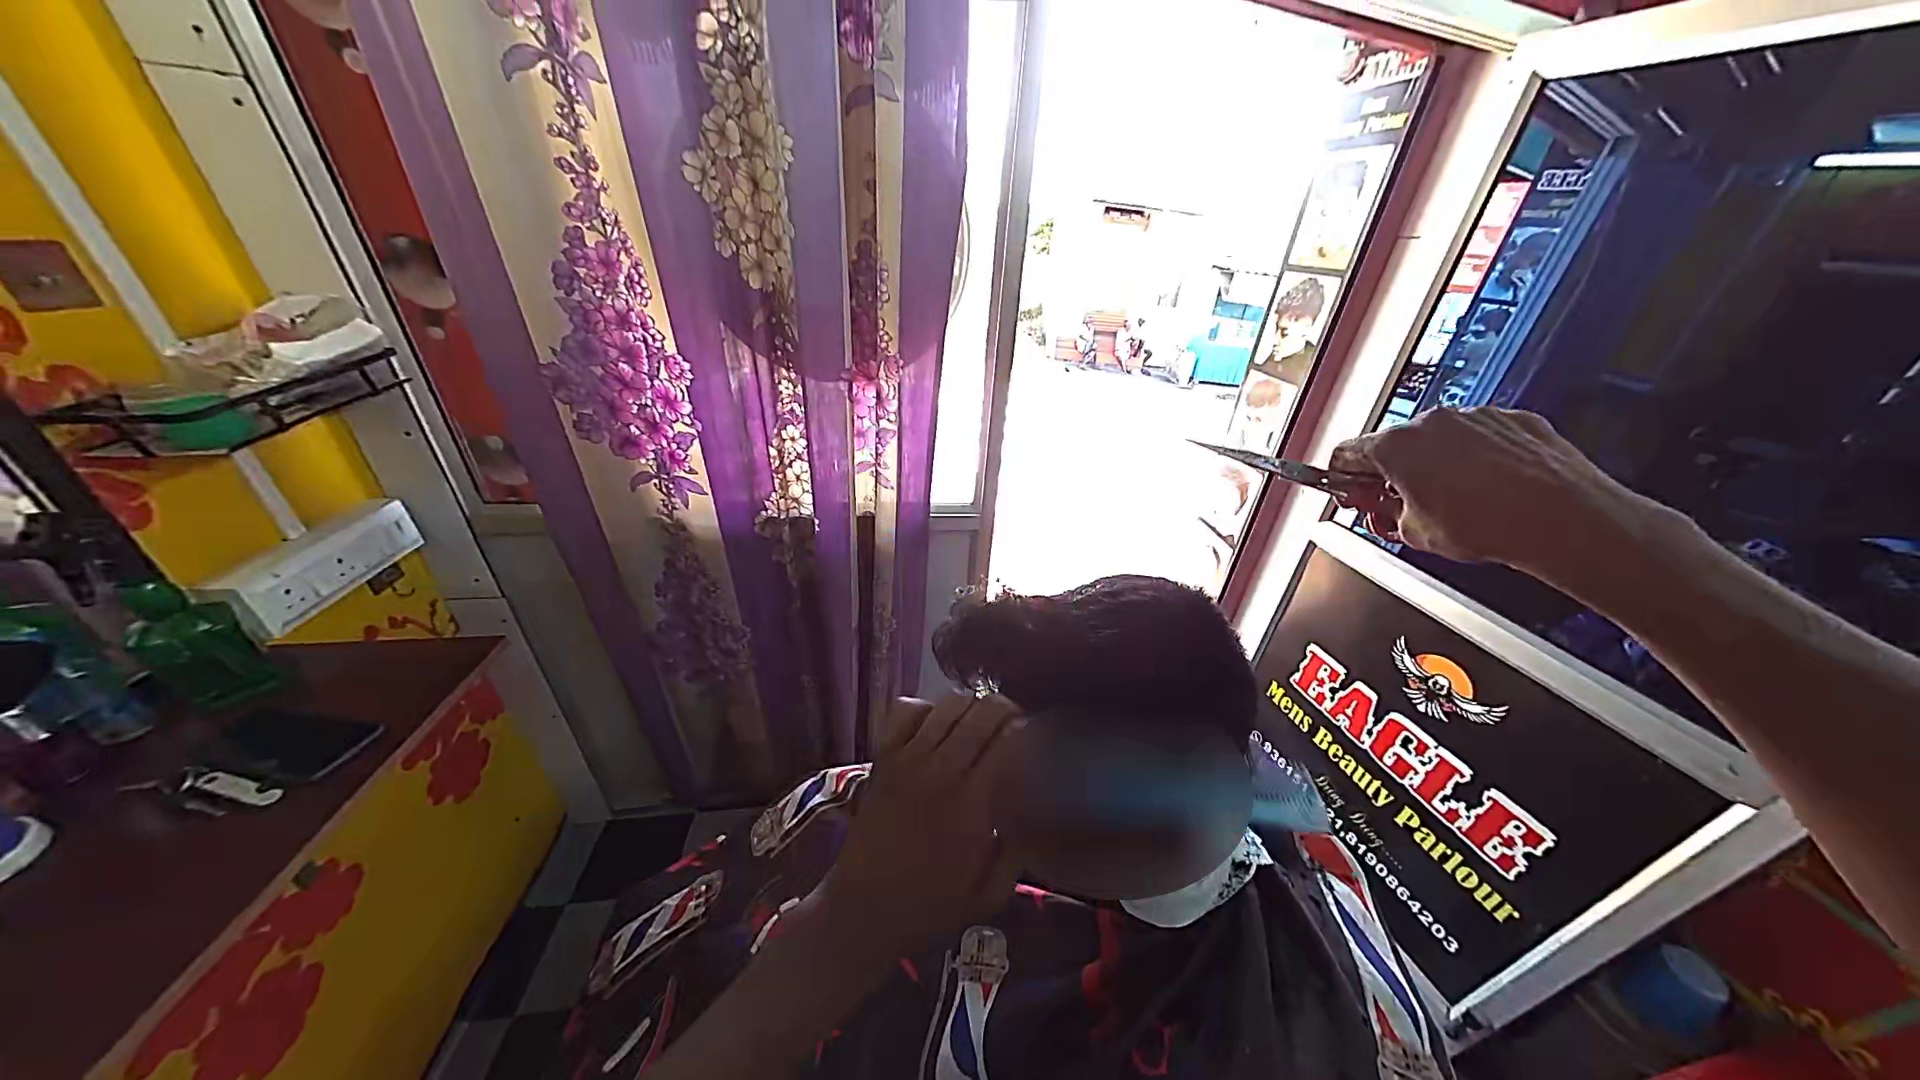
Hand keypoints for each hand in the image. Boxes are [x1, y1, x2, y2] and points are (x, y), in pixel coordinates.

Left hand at [812, 694, 1021, 961]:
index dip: (1023, 729)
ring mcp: (908, 759)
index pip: (1006, 739)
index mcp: (973, 800)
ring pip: (947, 704)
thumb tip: (1028, 817)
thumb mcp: (990, 895)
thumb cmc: (930, 906)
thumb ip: (1016, 853)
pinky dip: (926, 708)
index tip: (1030, 736)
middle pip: (981, 712)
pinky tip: (935, 724)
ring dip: (969, 704)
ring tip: (977, 718)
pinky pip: (906, 711)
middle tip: (1010, 721)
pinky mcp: (883, 758)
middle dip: (1003, 708)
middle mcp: (942, 769)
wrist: (864, 909)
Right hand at [1329, 406, 1664, 576]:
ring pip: (1435, 442)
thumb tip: (1381, 508)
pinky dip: (1473, 461)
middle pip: (1391, 446)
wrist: (1565, 521)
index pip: (1345, 454)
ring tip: (1450, 504)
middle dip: (1389, 475)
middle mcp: (1431, 422)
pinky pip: (1477, 439)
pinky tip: (1485, 491)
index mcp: (1395, 446)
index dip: (1342, 479)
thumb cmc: (1491, 525)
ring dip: (1432, 467)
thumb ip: (1385, 513)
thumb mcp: (1412, 533)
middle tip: (1397, 506)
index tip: (1351, 493)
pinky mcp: (1511, 421)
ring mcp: (1474, 418)